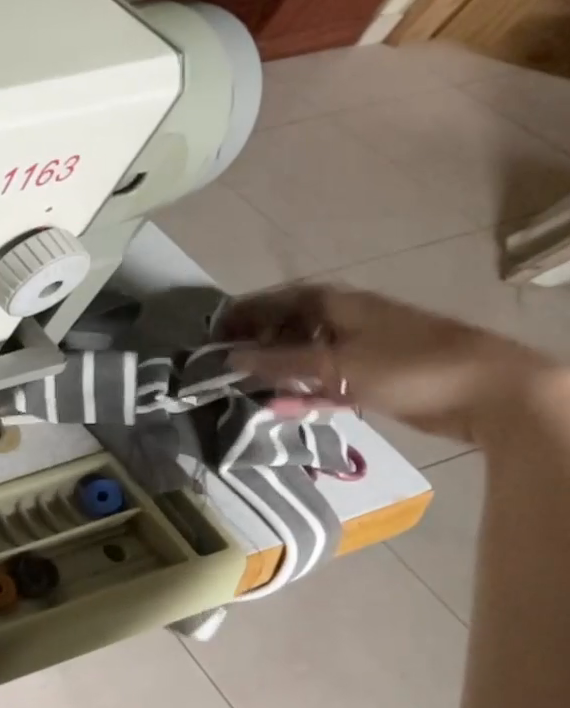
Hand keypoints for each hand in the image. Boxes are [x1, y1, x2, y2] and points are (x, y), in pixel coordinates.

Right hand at [219, 285, 559, 442]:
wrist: (492, 394)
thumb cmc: (410, 366)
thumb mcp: (336, 364)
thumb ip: (279, 363)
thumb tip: (230, 359)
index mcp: (342, 305)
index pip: (281, 299)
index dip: (246, 312)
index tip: (214, 332)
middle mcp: (350, 322)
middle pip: (292, 328)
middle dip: (257, 344)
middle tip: (224, 365)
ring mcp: (364, 352)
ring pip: (307, 358)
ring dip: (277, 372)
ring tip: (245, 389)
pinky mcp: (376, 380)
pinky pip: (326, 383)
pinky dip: (303, 393)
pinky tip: (278, 408)